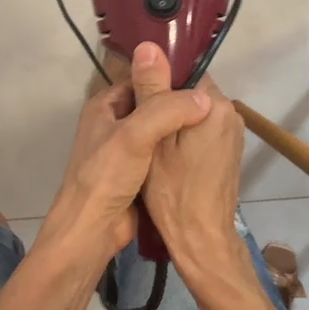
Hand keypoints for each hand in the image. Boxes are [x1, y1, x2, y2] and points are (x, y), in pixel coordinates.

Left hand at [36, 43, 210, 263]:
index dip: (169, 78)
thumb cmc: (106, 176)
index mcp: (105, 105)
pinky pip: (163, 154)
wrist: (92, 231)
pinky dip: (179, 152)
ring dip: (182, 130)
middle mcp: (114, 123)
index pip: (142, 79)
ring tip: (215, 124)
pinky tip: (201, 150)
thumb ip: (167, 109)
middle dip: (180, 106)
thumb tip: (204, 97)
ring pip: (160, 131)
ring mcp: (126, 150)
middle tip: (215, 105)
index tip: (203, 83)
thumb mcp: (136, 134)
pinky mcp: (138, 172)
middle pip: (153, 105)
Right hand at [133, 52, 249, 279]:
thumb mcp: (155, 138)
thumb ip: (153, 91)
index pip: (186, 74)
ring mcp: (233, 137)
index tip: (137, 100)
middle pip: (191, 94)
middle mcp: (232, 115)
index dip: (158, 83)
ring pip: (195, 115)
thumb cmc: (174, 190)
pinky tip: (166, 157)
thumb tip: (149, 46)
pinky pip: (202, 133)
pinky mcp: (229, 155)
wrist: (202, 239)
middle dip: (165, 105)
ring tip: (148, 142)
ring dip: (173, 123)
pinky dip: (184, 139)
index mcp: (217, 105)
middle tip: (138, 125)